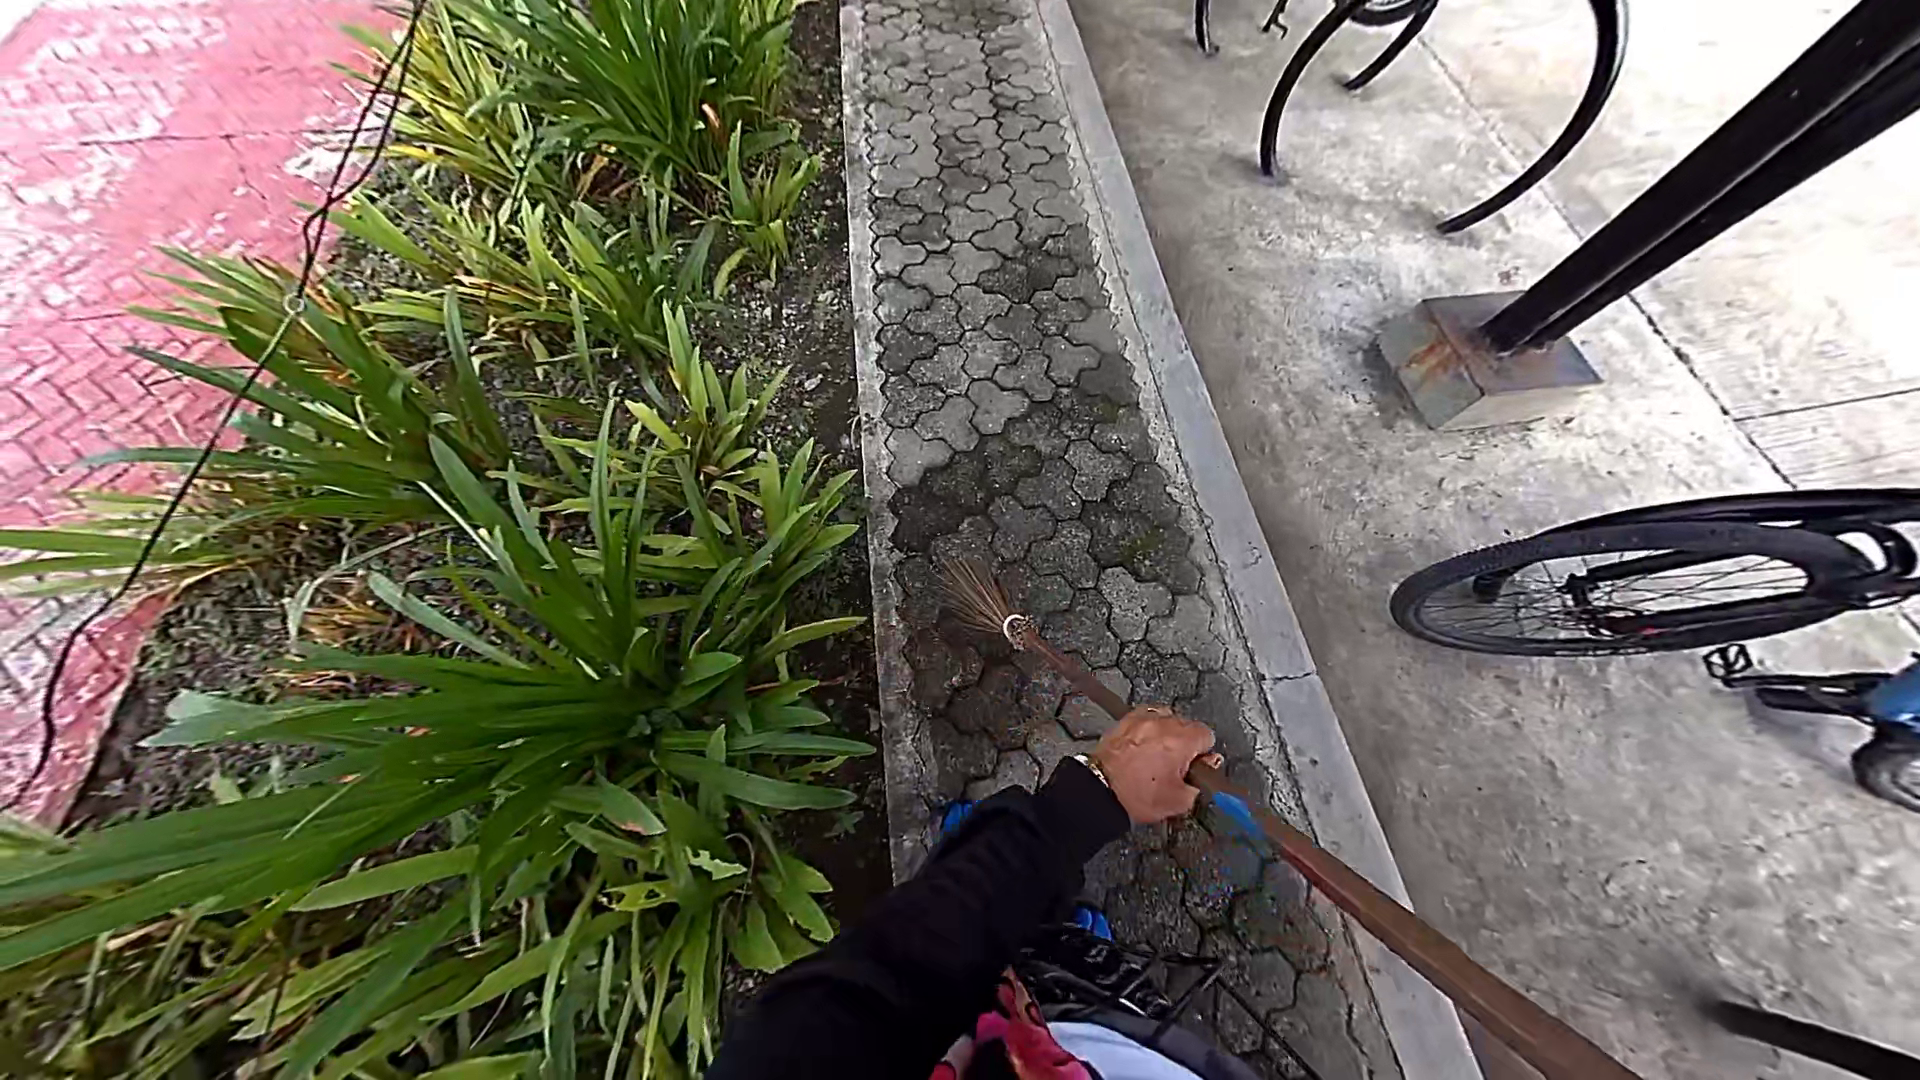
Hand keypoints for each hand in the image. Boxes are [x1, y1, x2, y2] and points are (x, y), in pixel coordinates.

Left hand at [1091, 706, 1220, 823]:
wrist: (1101, 789)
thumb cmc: (1136, 794)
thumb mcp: (1180, 800)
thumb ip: (1200, 782)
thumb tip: (1205, 769)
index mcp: (1180, 740)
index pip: (1206, 734)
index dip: (1204, 752)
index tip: (1197, 764)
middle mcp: (1161, 724)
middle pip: (1186, 724)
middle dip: (1185, 742)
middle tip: (1177, 764)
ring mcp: (1141, 719)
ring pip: (1165, 718)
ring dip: (1166, 732)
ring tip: (1158, 754)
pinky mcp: (1124, 720)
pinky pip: (1144, 717)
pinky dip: (1147, 728)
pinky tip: (1143, 745)